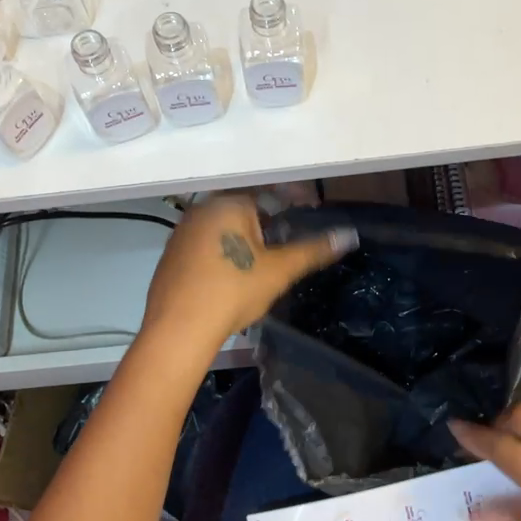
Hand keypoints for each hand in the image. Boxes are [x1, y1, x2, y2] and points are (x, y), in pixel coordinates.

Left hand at [142, 197, 355, 349]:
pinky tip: (231, 276)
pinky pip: (205, 245)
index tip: (311, 210)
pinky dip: (223, 252)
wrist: (179, 328)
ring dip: (244, 238)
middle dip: (267, 221)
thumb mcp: (279, 271)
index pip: (269, 191)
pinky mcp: (171, 255)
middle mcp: (201, 209)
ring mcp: (182, 232)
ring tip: (262, 263)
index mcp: (228, 204)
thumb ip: (312, 251)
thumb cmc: (233, 291)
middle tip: (287, 242)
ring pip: (222, 227)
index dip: (294, 199)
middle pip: (243, 208)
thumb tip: (348, 236)